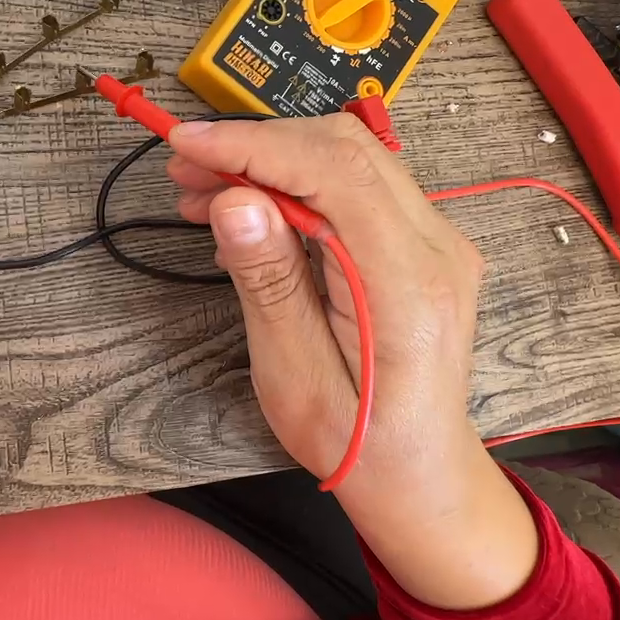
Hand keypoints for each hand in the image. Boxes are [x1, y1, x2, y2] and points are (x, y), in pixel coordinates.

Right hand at [167, 115, 537, 608]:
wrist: (422, 476)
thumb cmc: (354, 442)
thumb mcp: (294, 374)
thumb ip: (269, 281)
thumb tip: (233, 200)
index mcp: (407, 282)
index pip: (331, 172)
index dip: (251, 146)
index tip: (184, 144)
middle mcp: (436, 245)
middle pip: (343, 149)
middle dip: (255, 144)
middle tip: (184, 168)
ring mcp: (436, 238)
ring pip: (348, 156)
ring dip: (269, 157)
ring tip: (200, 189)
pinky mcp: (420, 241)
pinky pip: (352, 184)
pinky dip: (292, 180)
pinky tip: (245, 210)